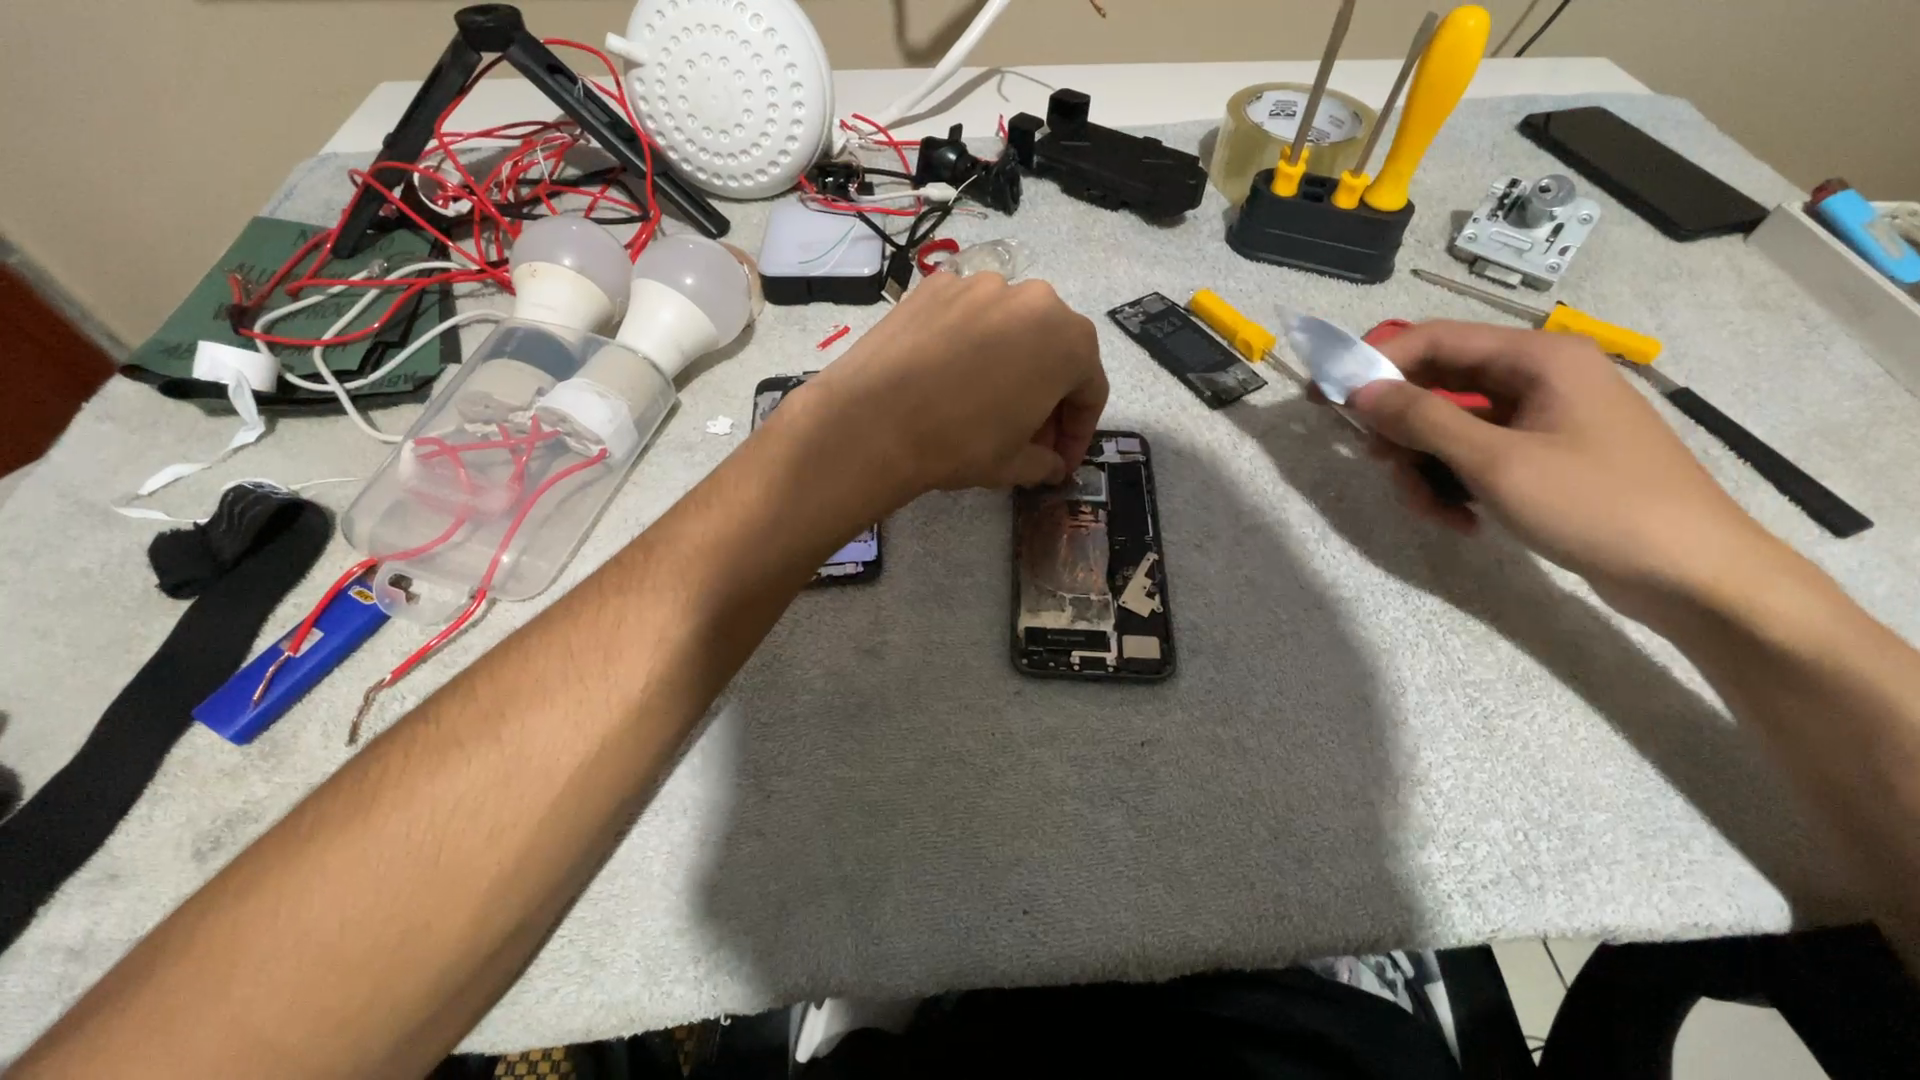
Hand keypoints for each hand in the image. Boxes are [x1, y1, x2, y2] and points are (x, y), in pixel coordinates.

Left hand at [797, 270, 1108, 502]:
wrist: (873, 420)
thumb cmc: (959, 442)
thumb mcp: (1013, 464)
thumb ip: (1044, 461)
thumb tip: (1050, 465)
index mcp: (1069, 340)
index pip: (1090, 390)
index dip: (1078, 432)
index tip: (1059, 460)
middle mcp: (1033, 298)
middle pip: (1053, 351)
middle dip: (1046, 396)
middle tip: (1027, 437)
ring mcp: (980, 284)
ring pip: (1009, 329)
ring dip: (1009, 365)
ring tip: (983, 404)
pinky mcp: (934, 285)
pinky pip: (967, 317)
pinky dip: (968, 344)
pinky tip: (946, 377)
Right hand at [1347, 320, 1786, 620]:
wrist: (1692, 573)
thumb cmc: (1596, 505)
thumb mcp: (1497, 462)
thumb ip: (1422, 420)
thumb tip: (1360, 390)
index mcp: (1538, 358)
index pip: (1434, 341)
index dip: (1374, 364)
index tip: (1326, 397)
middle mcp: (1540, 377)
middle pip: (1439, 388)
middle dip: (1403, 432)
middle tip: (1380, 468)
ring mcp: (1545, 419)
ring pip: (1453, 429)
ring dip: (1427, 469)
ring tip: (1434, 512)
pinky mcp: (1547, 457)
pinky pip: (1479, 457)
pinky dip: (1458, 485)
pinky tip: (1464, 521)